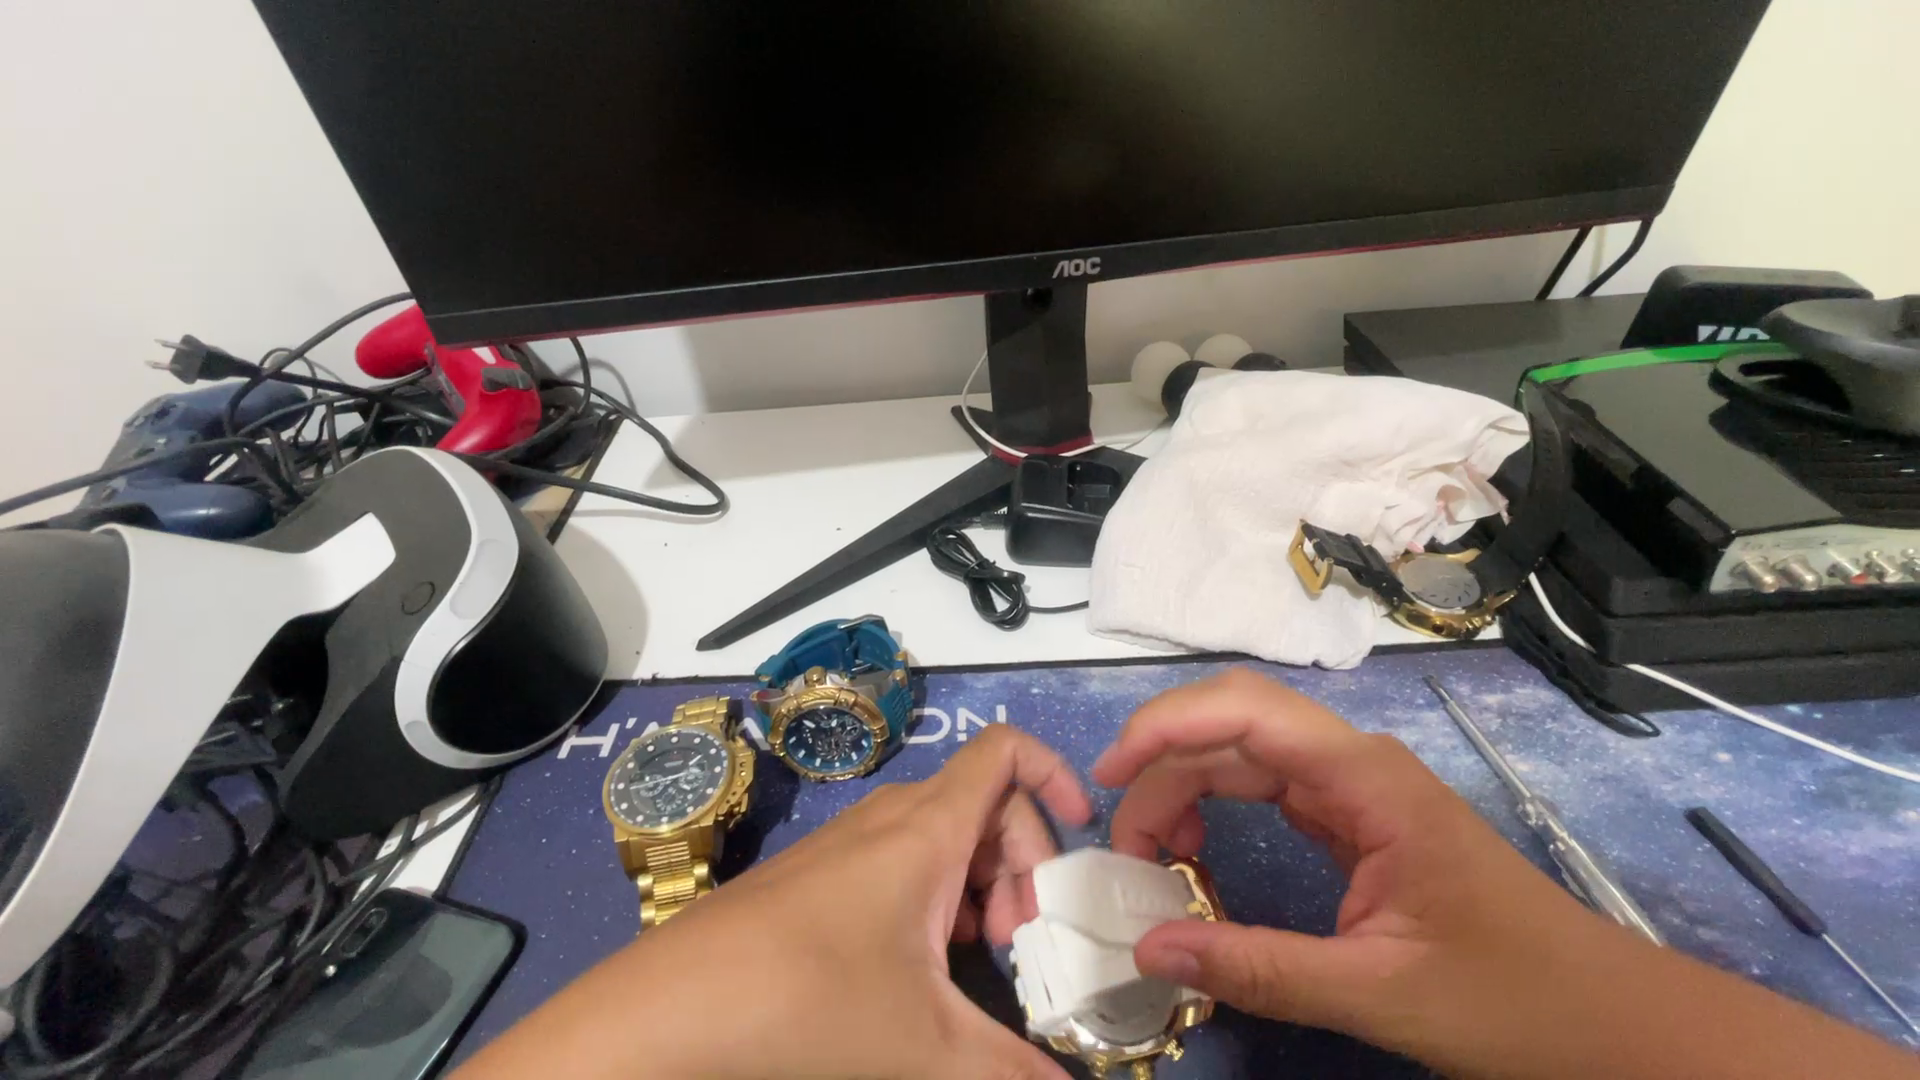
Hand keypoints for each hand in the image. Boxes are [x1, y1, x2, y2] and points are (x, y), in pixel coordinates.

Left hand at [456, 724, 1091, 1079]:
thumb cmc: (809, 1006)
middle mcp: (892, 819)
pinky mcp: (820, 877)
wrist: (666, 1015)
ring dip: (979, 884)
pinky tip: (921, 966)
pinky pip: (901, 861)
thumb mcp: (927, 1048)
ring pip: (943, 834)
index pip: (1006, 752)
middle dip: (1024, 859)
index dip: (1056, 774)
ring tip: (975, 958)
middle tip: (1017, 940)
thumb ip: (1012, 1071)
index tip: (1084, 833)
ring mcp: (850, 845)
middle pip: (985, 801)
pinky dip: (935, 897)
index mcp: (929, 829)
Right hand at [1091, 668, 1605, 1069]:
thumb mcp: (1381, 993)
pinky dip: (1211, 808)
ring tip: (1154, 855)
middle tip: (1126, 843)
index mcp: (1365, 778)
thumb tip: (1149, 950)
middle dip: (1161, 767)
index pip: (1243, 711)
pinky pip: (1258, 785)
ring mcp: (1349, 784)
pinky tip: (1194, 851)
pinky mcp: (1346, 813)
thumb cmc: (1517, 1000)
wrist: (1614, 1022)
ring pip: (1238, 751)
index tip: (1110, 776)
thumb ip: (1260, 970)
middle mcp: (1351, 762)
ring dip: (1181, 788)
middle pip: (1228, 725)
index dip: (1164, 727)